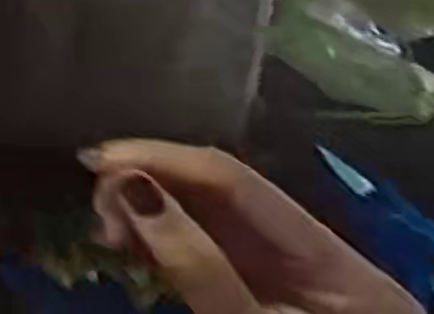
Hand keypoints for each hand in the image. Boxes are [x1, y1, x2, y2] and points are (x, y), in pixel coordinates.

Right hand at [83, 140, 420, 313]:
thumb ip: (199, 267)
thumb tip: (129, 184)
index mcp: (339, 267)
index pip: (232, 178)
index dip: (157, 158)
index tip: (94, 163)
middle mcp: (313, 250)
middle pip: (208, 184)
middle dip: (140, 183)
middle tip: (99, 213)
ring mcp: (282, 264)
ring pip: (191, 200)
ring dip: (136, 202)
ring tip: (108, 232)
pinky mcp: (252, 275)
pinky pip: (190, 227)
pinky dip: (148, 224)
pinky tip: (125, 240)